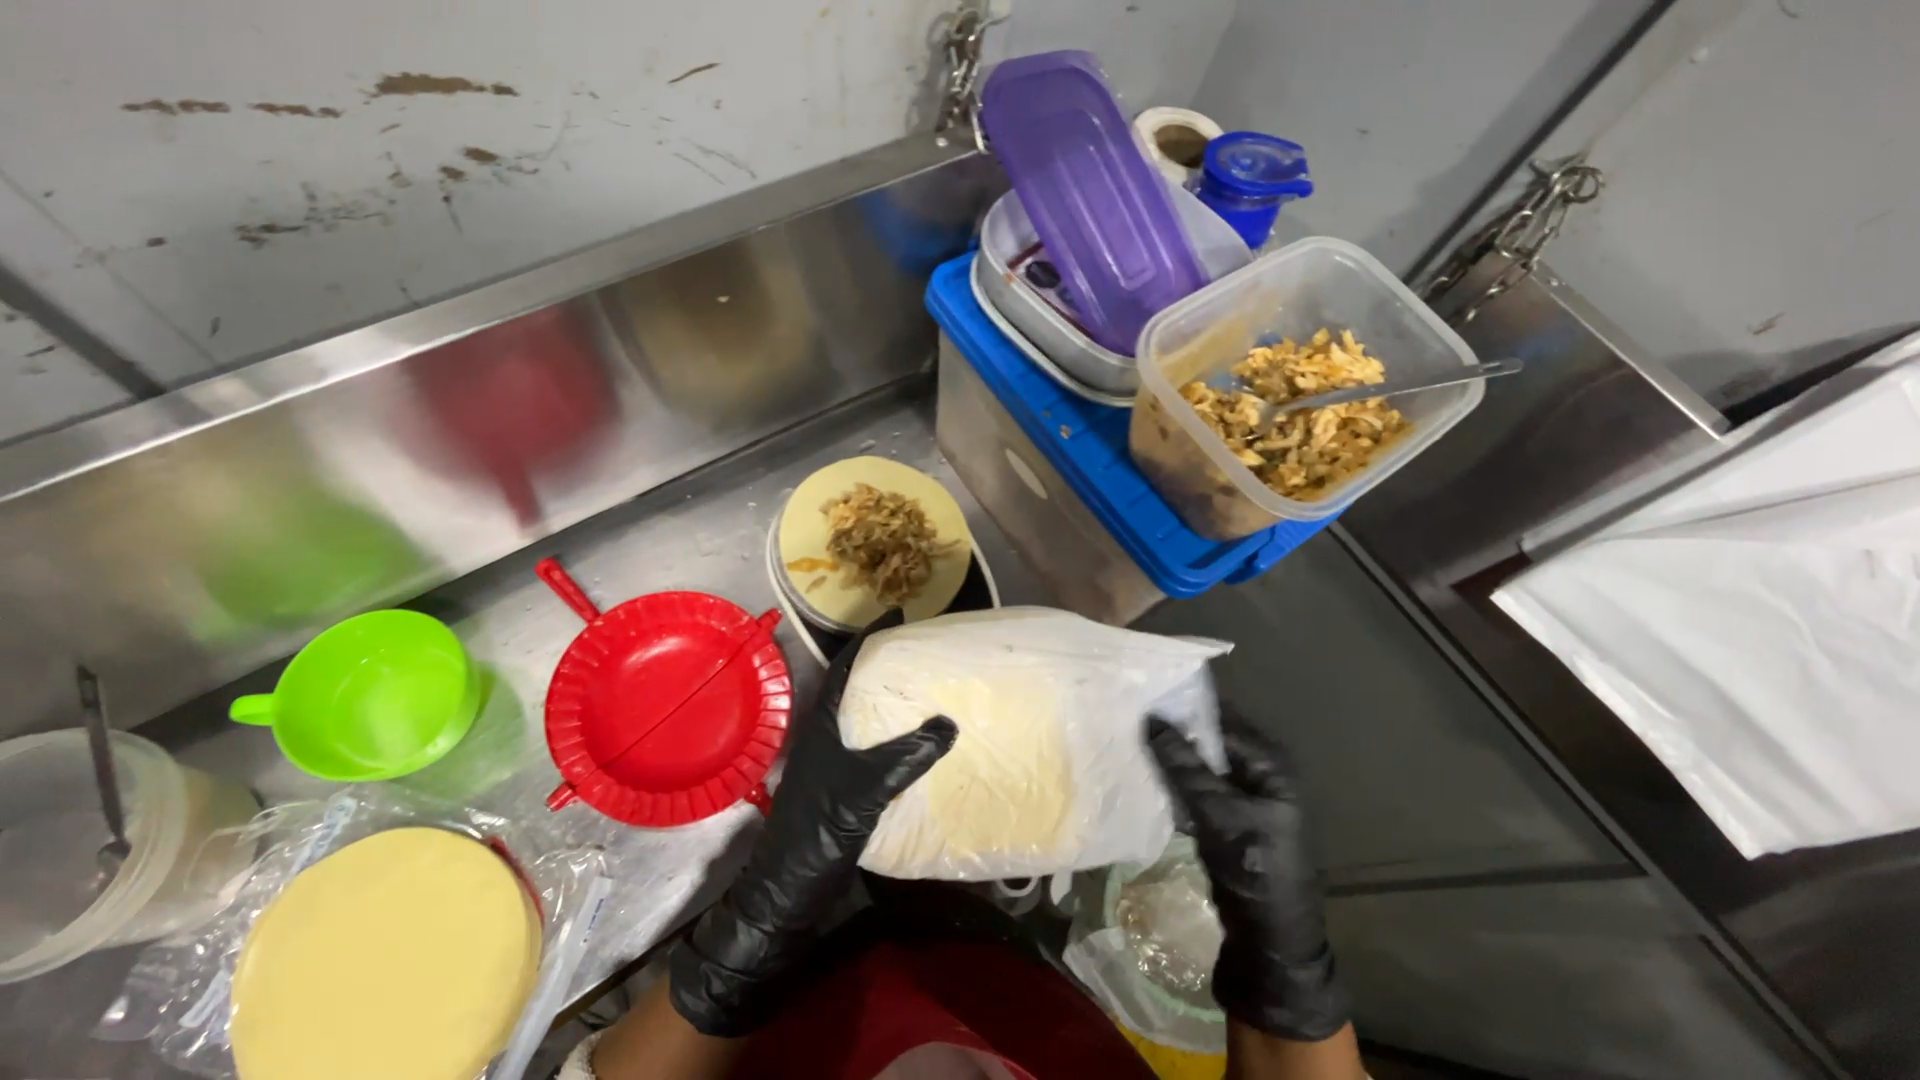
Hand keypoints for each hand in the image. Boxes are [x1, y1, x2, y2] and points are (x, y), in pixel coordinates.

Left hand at [669, 609, 956, 1036]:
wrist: (787, 887)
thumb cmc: (818, 830)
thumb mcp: (865, 789)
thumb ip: (906, 756)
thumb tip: (949, 723)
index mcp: (823, 722)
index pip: (846, 665)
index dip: (869, 637)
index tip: (899, 615)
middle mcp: (826, 733)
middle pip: (856, 684)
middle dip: (884, 661)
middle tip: (923, 648)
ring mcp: (833, 759)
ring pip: (864, 713)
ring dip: (889, 696)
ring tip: (928, 684)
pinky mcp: (843, 783)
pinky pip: (873, 742)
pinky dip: (895, 730)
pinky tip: (920, 738)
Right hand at [1147, 714, 1348, 1042]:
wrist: (1268, 934)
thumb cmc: (1255, 864)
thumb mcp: (1219, 812)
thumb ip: (1185, 766)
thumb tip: (1152, 719)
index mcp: (1267, 761)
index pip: (1220, 717)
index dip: (1183, 705)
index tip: (1142, 690)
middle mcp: (1255, 771)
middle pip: (1206, 740)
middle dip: (1171, 730)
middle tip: (1126, 715)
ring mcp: (1238, 797)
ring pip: (1196, 766)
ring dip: (1168, 759)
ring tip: (1126, 740)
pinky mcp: (1222, 820)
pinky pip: (1191, 791)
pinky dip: (1171, 785)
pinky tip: (1140, 778)